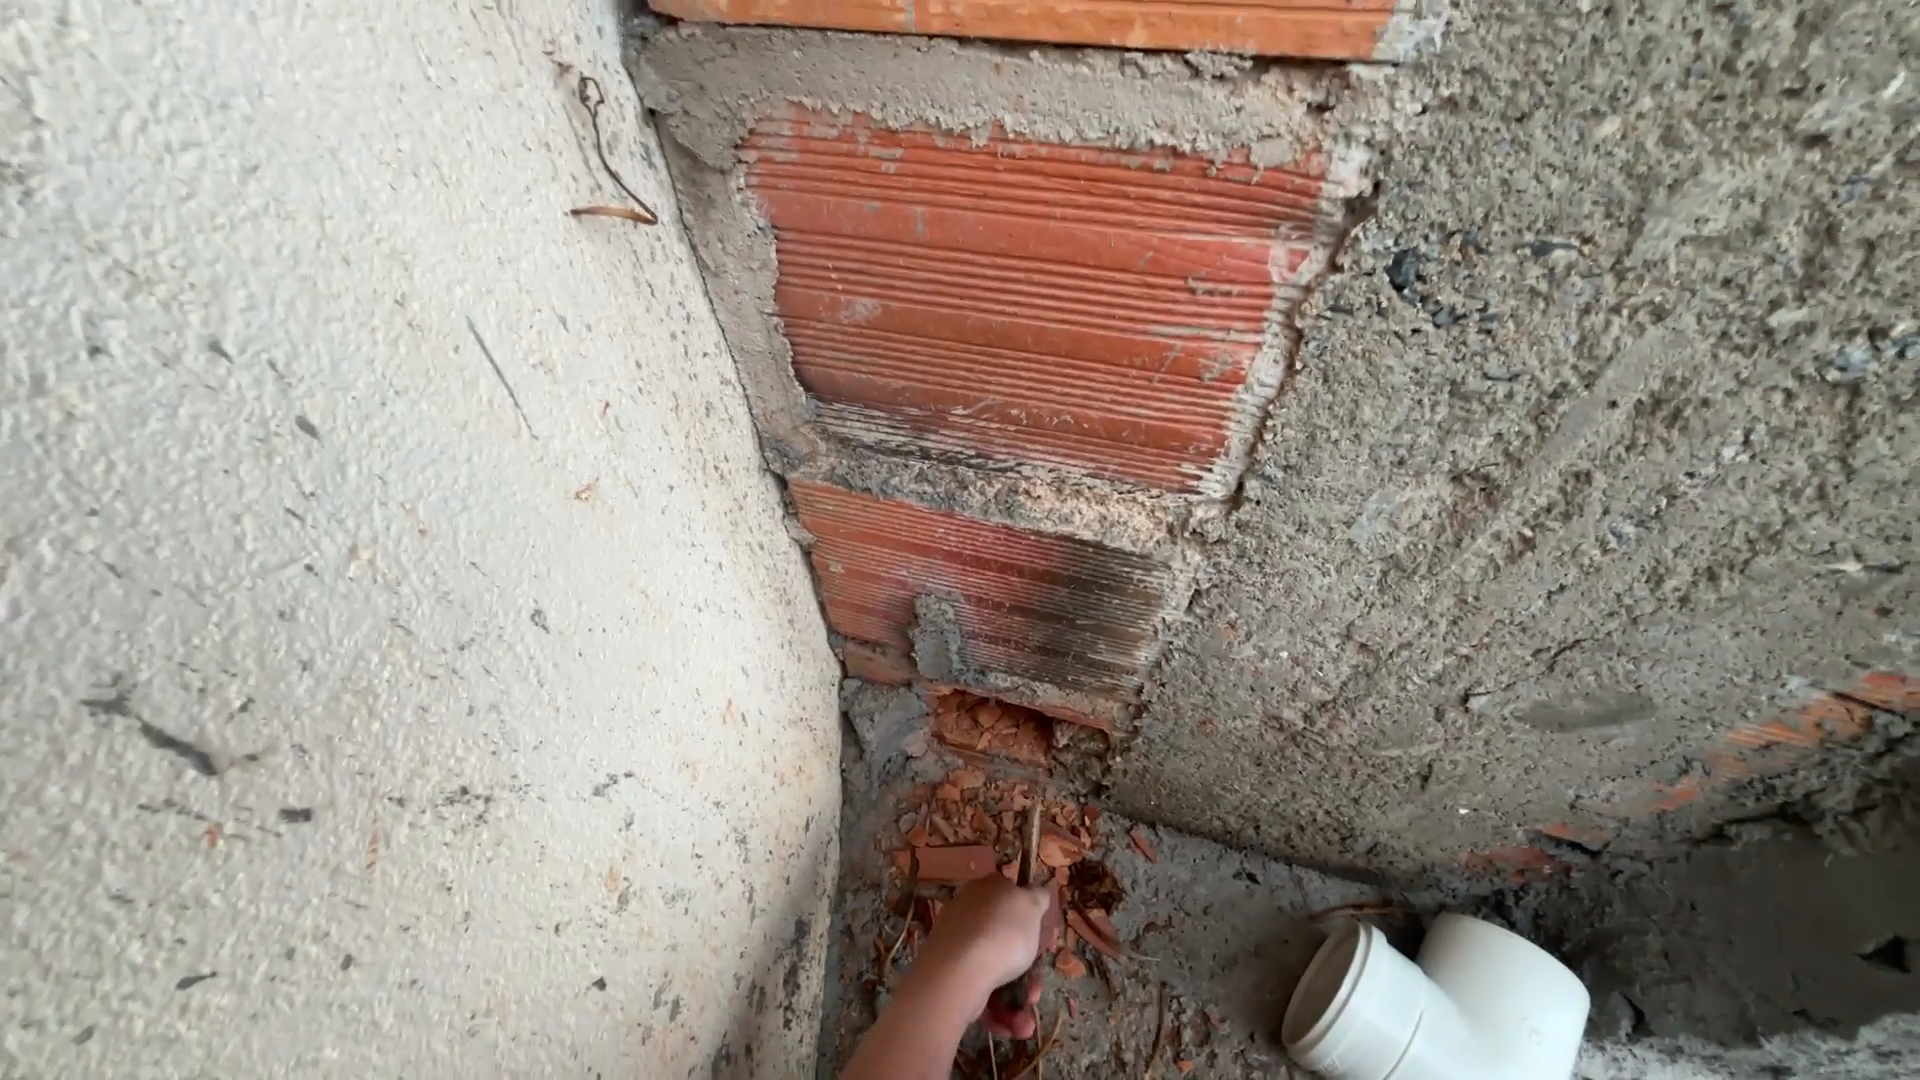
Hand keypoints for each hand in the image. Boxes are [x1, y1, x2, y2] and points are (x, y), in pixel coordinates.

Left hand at [920, 874, 1051, 1037]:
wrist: (960, 971)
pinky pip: (981, 991)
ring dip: (1016, 1001)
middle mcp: (969, 914)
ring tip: (1024, 1023)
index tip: (1040, 942)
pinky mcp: (951, 976)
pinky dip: (997, 1011)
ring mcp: (958, 946)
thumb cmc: (1002, 932)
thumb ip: (1037, 898)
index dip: (1028, 920)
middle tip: (1035, 993)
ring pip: (996, 972)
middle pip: (1006, 942)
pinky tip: (1010, 1026)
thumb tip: (1038, 893)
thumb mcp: (1031, 906)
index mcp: (986, 889)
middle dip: (1026, 974)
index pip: (1009, 896)